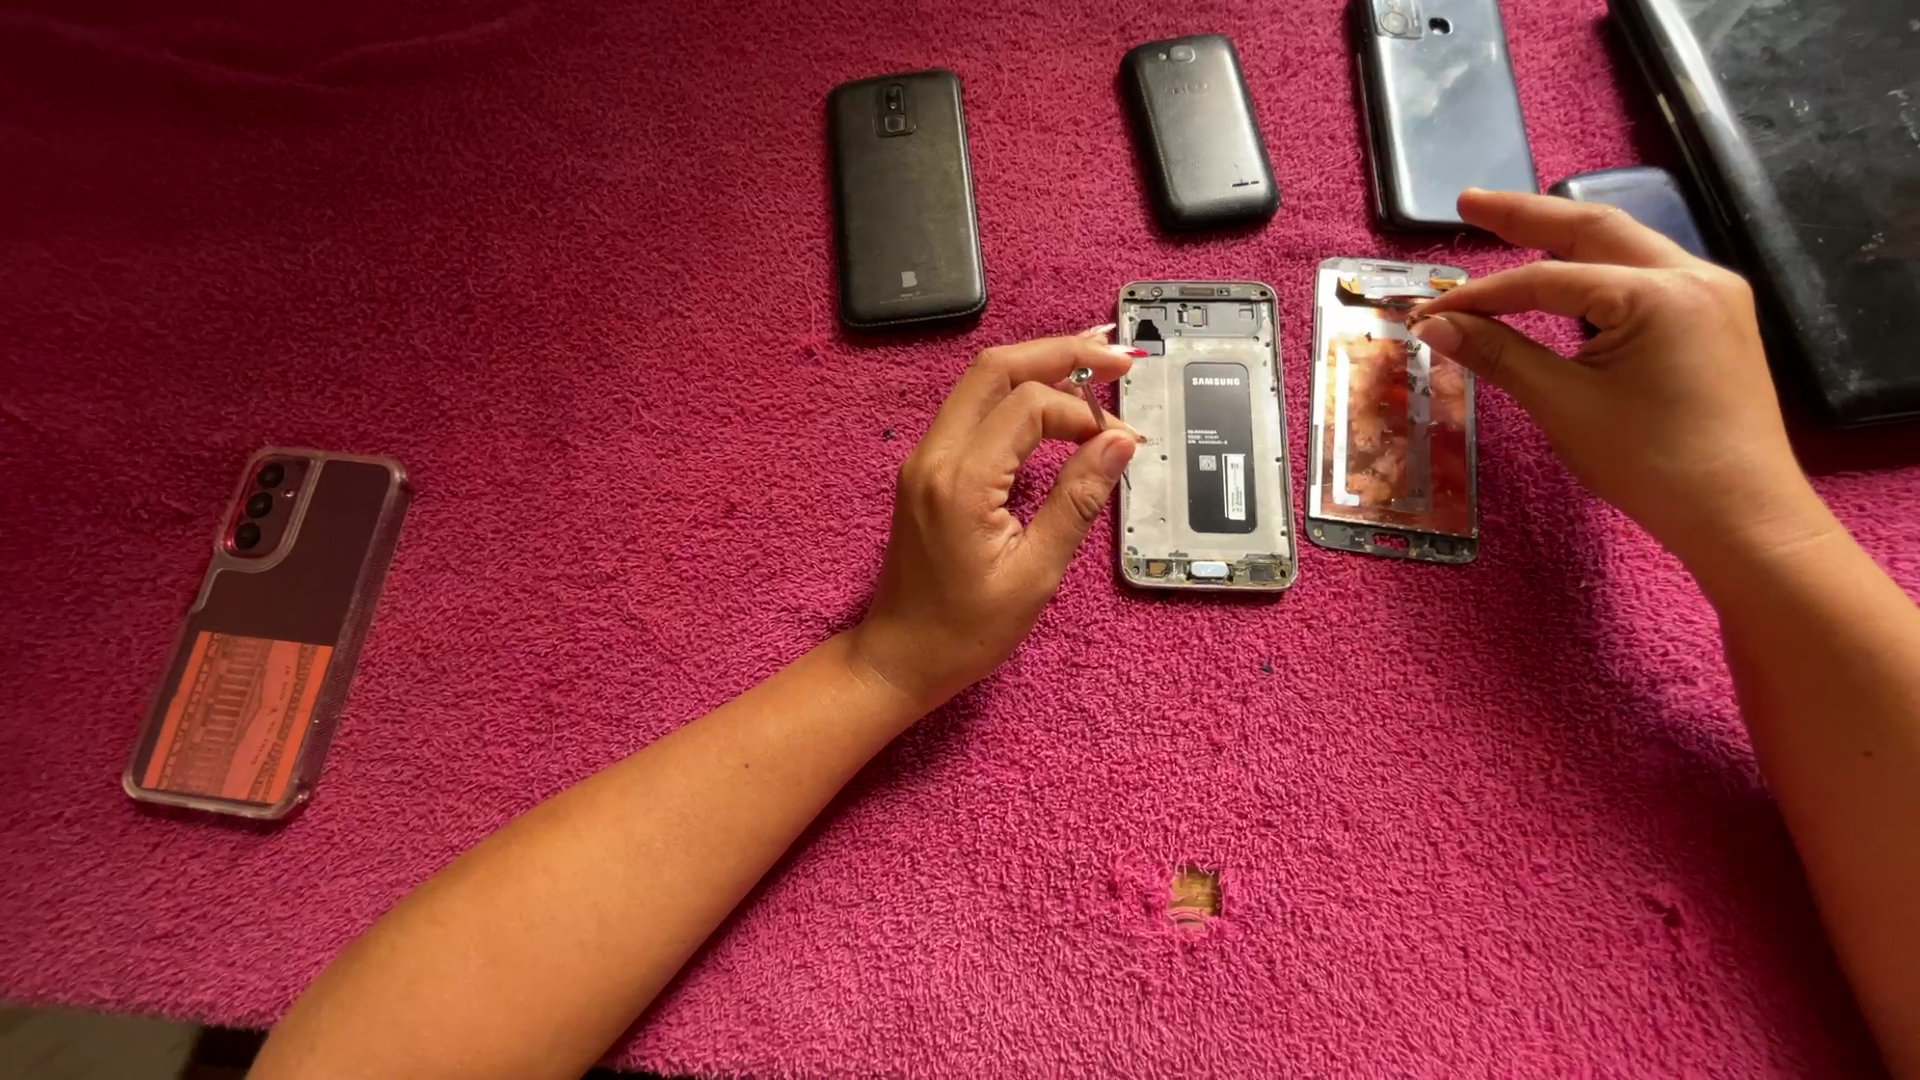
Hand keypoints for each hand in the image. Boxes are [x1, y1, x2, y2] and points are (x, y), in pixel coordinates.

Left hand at [847, 329, 1144, 710]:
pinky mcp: (926, 470)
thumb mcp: (1036, 573)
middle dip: (1060, 353)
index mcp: (960, 481)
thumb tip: (1120, 443)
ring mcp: (923, 459)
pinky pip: (971, 411)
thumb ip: (1077, 500)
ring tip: (1094, 366)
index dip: (1083, 412)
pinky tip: (1051, 402)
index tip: (1122, 442)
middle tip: (1117, 359)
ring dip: (1037, 368)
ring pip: (980, 383)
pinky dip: (1014, 396)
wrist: (900, 656)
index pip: (1028, 405)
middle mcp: (933, 455)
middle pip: (995, 368)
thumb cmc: (967, 631)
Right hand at [1410, 189, 1830, 565]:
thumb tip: (1436, 327)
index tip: (1425, 316)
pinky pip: (1636, 278)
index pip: (1546, 280)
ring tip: (1504, 227)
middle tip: (1468, 203)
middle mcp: (1694, 276)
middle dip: (1527, 214)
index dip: (1478, 296)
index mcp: (1661, 295)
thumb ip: (1499, 354)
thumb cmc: (1647, 459)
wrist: (1735, 507)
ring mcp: (1707, 294)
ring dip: (1560, 237)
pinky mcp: (1706, 317)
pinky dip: (1587, 271)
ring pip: (1620, 248)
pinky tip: (1557, 274)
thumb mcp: (1562, 403)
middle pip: (1595, 230)